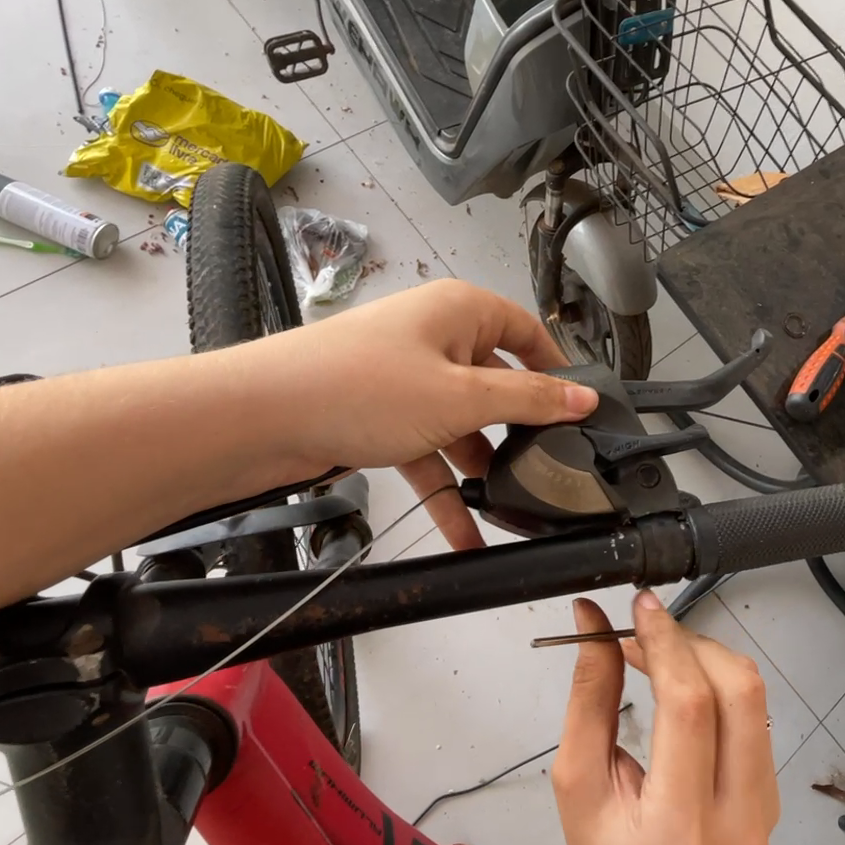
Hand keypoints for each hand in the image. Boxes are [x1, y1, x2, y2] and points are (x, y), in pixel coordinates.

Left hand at [232, 280, 597, 547]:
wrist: (260, 418)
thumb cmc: (360, 388)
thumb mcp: (463, 398)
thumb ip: (529, 401)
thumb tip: (584, 397)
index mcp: (459, 312)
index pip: (526, 331)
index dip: (557, 366)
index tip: (581, 407)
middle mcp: (435, 338)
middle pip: (495, 383)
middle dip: (518, 430)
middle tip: (549, 466)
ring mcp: (406, 379)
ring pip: (462, 424)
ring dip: (482, 467)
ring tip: (511, 508)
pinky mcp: (382, 416)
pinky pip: (429, 450)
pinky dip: (445, 488)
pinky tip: (466, 532)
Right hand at [552, 593, 778, 844]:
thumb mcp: (576, 779)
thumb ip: (590, 695)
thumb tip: (593, 617)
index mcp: (677, 831)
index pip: (690, 710)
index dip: (667, 645)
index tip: (641, 606)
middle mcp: (738, 823)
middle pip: (740, 693)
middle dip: (693, 642)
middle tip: (649, 630)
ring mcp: (767, 812)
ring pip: (754, 698)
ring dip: (707, 657)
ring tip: (660, 654)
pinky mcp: (775, 796)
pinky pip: (756, 716)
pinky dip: (720, 683)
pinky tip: (685, 685)